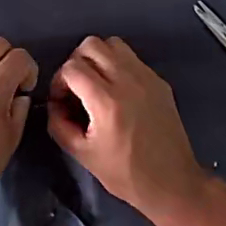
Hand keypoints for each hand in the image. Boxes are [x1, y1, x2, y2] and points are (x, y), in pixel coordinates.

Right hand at [46, 36, 212, 218]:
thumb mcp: (82, 154)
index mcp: (107, 101)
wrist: (171, 181)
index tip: (62, 100)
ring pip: (114, 43)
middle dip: (76, 62)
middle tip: (77, 87)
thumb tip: (54, 104)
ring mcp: (147, 77)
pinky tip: (118, 92)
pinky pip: (132, 58)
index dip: (58, 81)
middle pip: (91, 45)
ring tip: (97, 84)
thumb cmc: (125, 173)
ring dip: (98, 58)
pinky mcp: (159, 81)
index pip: (72, 67)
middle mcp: (128, 81)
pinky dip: (118, 66)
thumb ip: (59, 124)